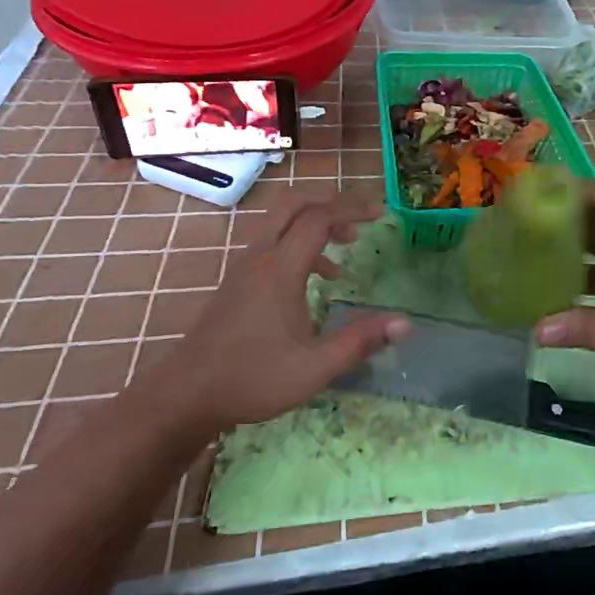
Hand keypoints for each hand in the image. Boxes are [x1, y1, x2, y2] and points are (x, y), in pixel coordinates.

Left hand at [139, 192, 409, 431]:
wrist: (189, 392)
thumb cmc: (253, 378)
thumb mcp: (314, 368)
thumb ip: (360, 342)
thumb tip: (405, 323)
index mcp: (279, 269)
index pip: (318, 218)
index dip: (351, 209)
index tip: (381, 213)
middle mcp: (259, 257)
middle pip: (293, 204)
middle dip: (330, 203)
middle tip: (360, 220)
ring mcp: (244, 266)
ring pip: (279, 221)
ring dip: (313, 222)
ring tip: (346, 246)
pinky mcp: (237, 279)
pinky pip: (271, 242)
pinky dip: (297, 243)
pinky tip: (317, 278)